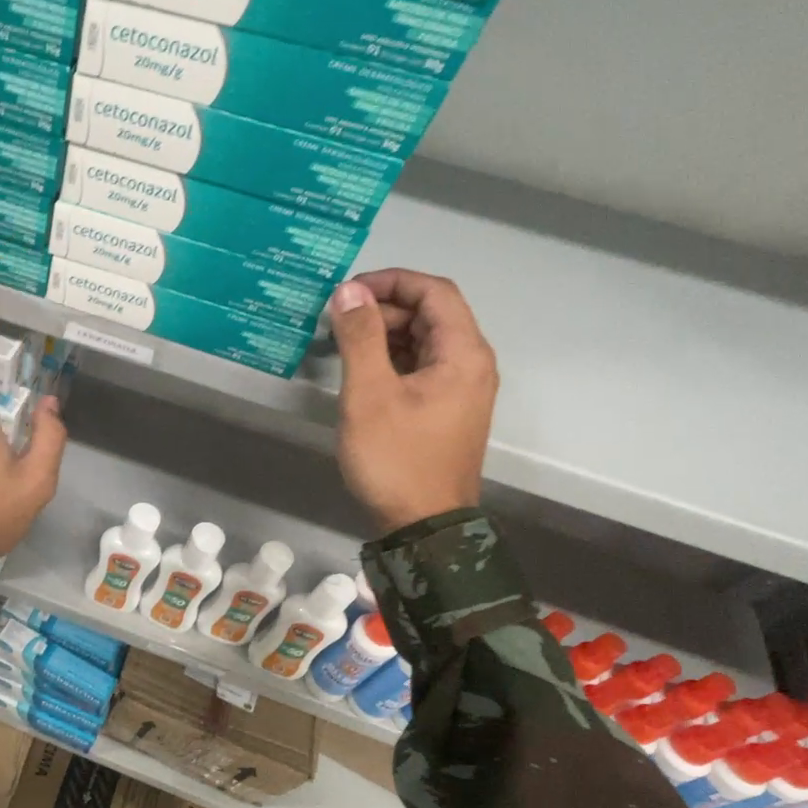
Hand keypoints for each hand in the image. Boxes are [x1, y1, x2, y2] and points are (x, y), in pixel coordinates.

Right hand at [329, 269, 497, 533]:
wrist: (422, 526)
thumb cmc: (396, 458)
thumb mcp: (369, 394)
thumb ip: (360, 337)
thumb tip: (349, 292)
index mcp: (463, 354)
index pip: (434, 292)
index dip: (391, 282)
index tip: (347, 294)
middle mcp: (470, 365)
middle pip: (430, 314)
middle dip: (383, 309)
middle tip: (336, 323)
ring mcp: (460, 390)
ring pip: (423, 342)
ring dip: (384, 335)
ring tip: (341, 346)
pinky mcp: (445, 411)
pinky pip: (420, 368)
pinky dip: (390, 360)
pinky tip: (359, 372)